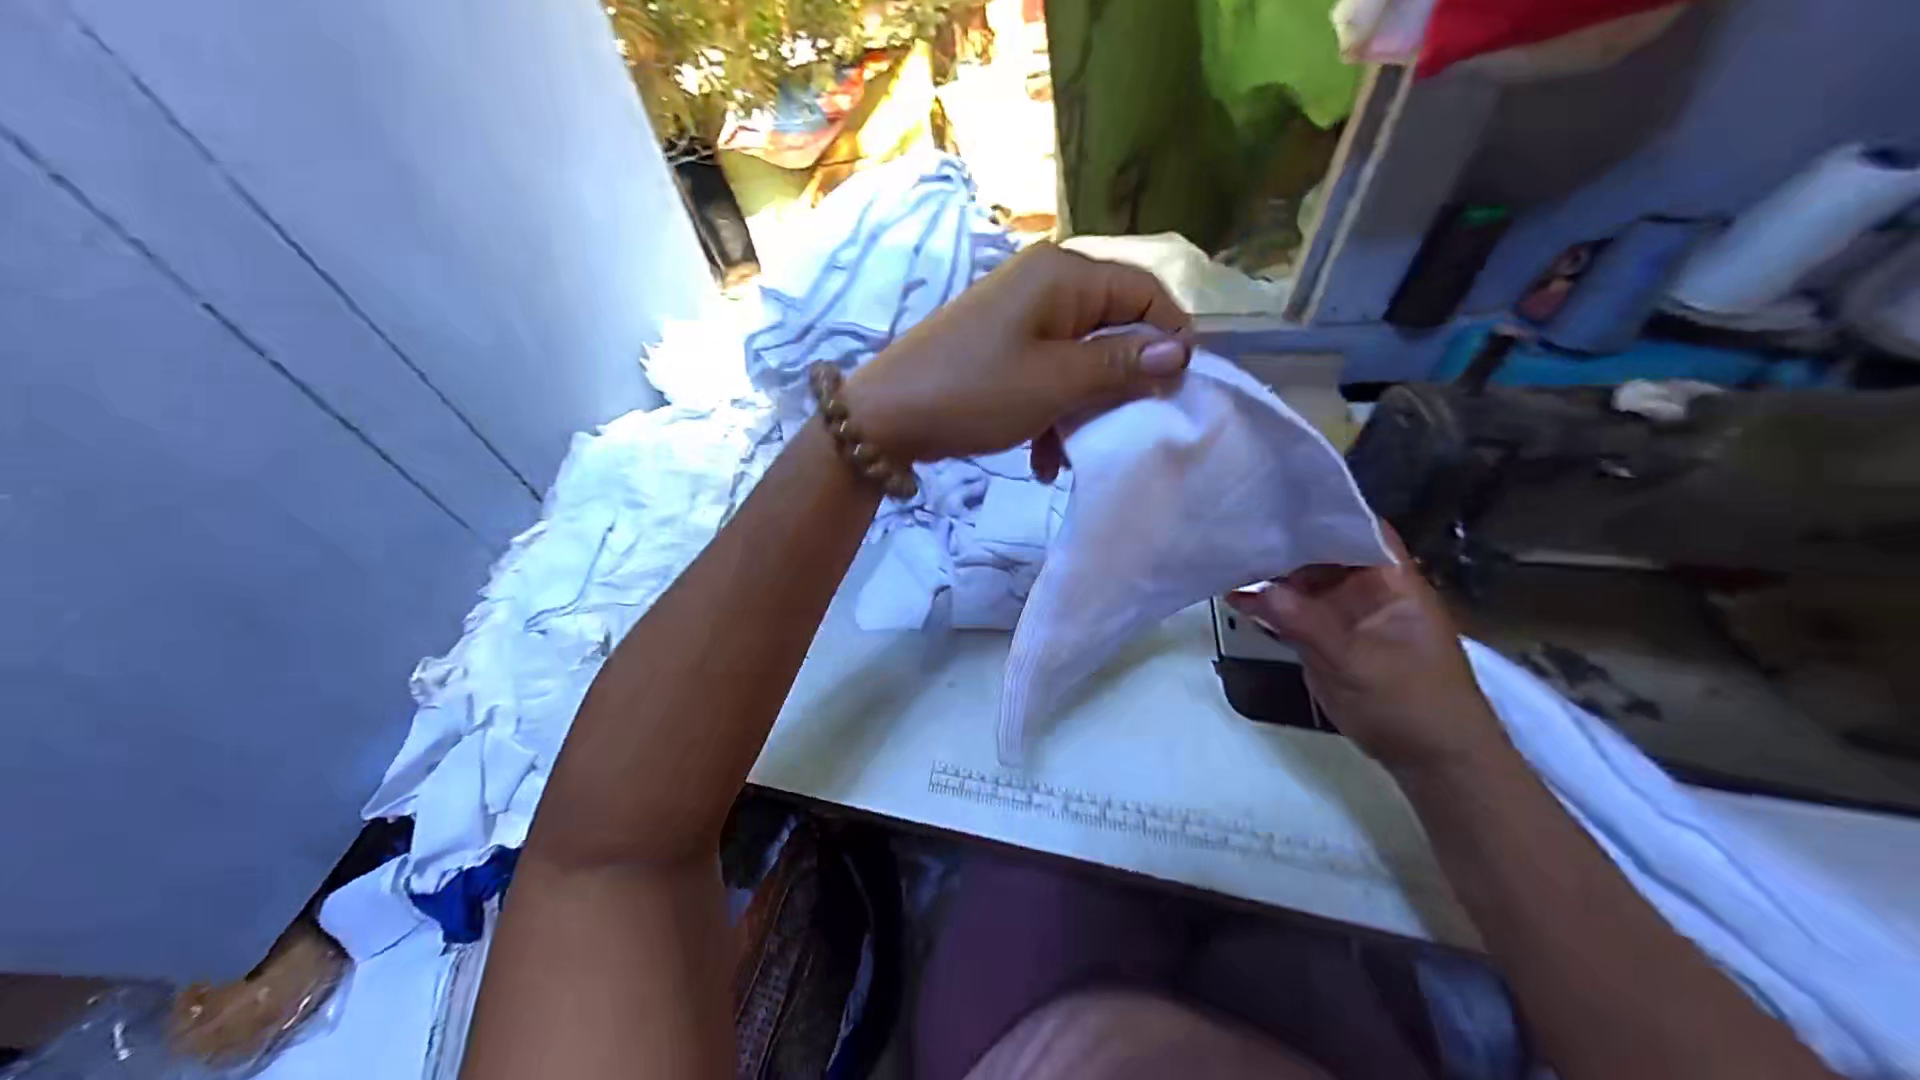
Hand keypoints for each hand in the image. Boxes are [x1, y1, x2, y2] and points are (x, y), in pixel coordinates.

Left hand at [841, 242, 1191, 475]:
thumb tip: (1180, 351)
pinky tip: (1043, 457)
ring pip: (1080, 356)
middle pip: (1113, 324)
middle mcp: (1044, 282)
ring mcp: (1018, 314)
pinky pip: (1047, 370)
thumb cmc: (976, 392)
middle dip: (1121, 382)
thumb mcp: (1057, 382)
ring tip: (1071, 454)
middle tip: (1125, 429)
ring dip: (1084, 407)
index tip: (1177, 391)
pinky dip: (1052, 410)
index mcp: (1063, 274)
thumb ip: (1121, 363)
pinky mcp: (1001, 344)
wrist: (887, 417)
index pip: (1145, 290)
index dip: (1169, 338)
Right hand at [1224, 535, 1510, 774]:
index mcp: (1389, 579)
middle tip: (1235, 521)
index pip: (1355, 527)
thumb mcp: (1359, 663)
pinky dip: (1264, 604)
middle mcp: (1364, 587)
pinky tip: (1231, 594)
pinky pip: (1289, 611)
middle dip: (1281, 537)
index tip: (1275, 494)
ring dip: (1267, 571)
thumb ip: (1307, 624)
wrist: (1430, 759)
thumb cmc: (1412, 704)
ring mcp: (1342, 612)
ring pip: (1300, 580)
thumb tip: (1256, 590)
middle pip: (1320, 549)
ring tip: (1223, 552)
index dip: (1320, 507)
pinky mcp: (1324, 636)